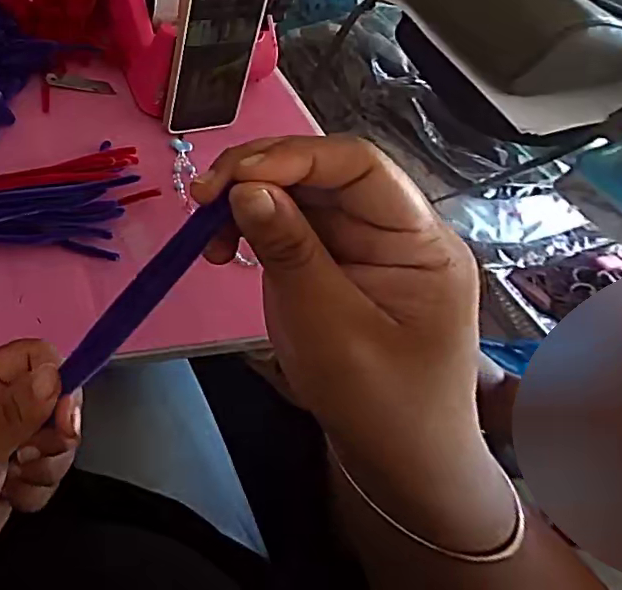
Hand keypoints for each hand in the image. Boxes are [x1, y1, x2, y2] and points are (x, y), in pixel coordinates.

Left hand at [0, 340, 80, 587]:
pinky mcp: (18, 472)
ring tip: (10, 477)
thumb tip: (54, 375)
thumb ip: (14, 413)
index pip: (41, 358)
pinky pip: (51, 472)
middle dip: (56, 432)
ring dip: (45, 465)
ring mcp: (12, 438)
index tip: (63, 414)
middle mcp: (3, 402)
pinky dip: (36, 489)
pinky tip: (8, 496)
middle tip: (29, 452)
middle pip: (59, 397)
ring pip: (59, 438)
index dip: (60, 380)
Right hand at [191, 135, 513, 549]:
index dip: (296, 157)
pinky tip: (220, 244)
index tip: (236, 176)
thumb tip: (244, 187)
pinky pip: (281, 217)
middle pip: (320, 168)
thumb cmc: (379, 404)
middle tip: (203, 194)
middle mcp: (390, 225)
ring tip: (204, 226)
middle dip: (257, 172)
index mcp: (419, 239)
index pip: (360, 165)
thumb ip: (289, 250)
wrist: (395, 463)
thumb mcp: (330, 328)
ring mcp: (357, 237)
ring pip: (293, 187)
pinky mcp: (327, 252)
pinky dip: (244, 221)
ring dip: (243, 196)